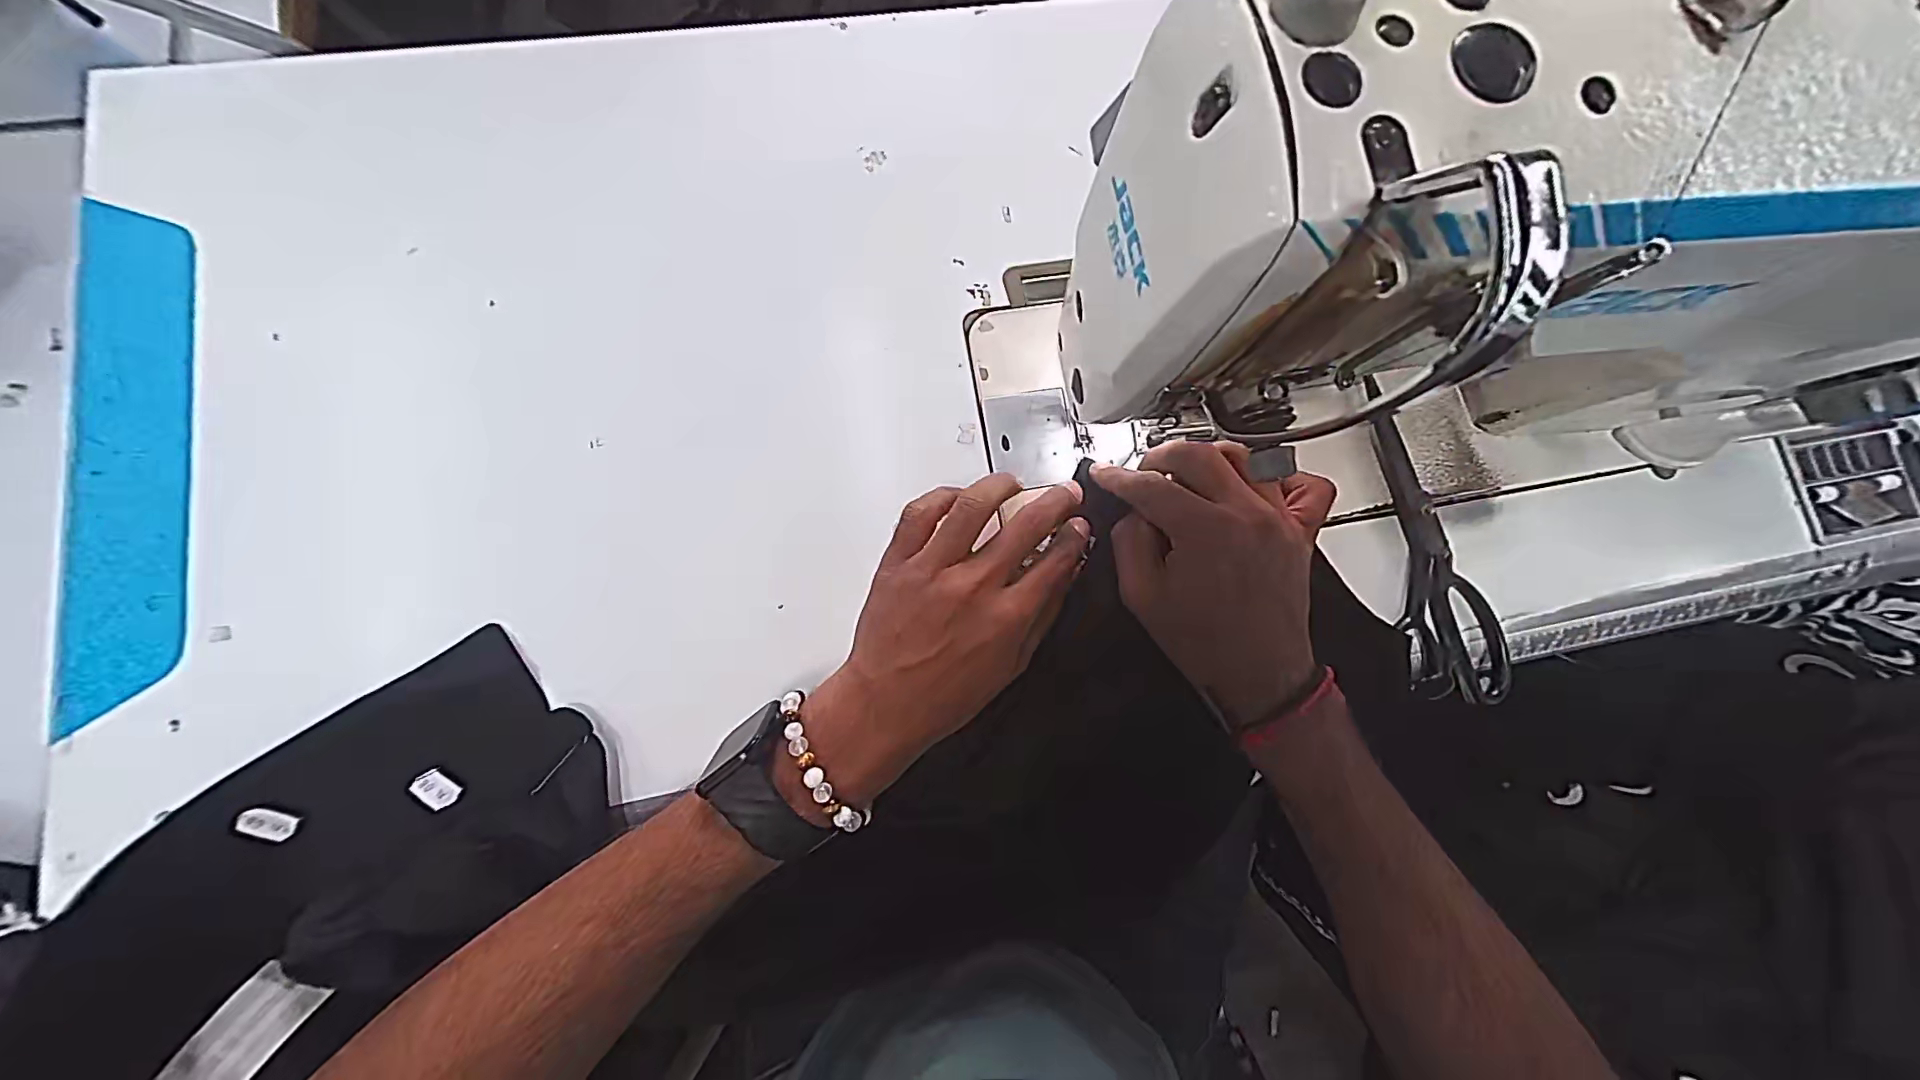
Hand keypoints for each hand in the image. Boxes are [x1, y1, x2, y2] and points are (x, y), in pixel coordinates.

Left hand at [792, 474, 1089, 810]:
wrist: (886, 704)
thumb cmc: (944, 694)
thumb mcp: (1011, 665)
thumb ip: (1041, 617)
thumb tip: (1062, 578)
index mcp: (1006, 617)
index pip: (1055, 560)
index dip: (1073, 535)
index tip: (1076, 526)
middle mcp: (972, 588)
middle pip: (1026, 524)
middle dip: (1055, 501)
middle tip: (1061, 494)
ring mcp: (932, 571)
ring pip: (973, 506)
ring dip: (1000, 485)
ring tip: (1010, 483)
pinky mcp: (898, 563)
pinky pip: (919, 514)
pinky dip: (942, 496)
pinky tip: (957, 498)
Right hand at [1092, 443, 1335, 730]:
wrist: (1257, 674)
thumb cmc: (1205, 644)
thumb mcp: (1141, 596)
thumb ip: (1128, 541)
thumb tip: (1133, 511)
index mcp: (1204, 531)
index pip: (1151, 484)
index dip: (1119, 477)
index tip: (1107, 475)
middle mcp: (1246, 516)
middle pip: (1197, 454)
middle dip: (1160, 456)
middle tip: (1144, 473)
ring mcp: (1278, 520)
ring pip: (1244, 456)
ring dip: (1208, 458)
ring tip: (1189, 476)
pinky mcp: (1301, 531)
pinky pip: (1305, 483)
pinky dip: (1278, 474)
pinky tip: (1252, 486)